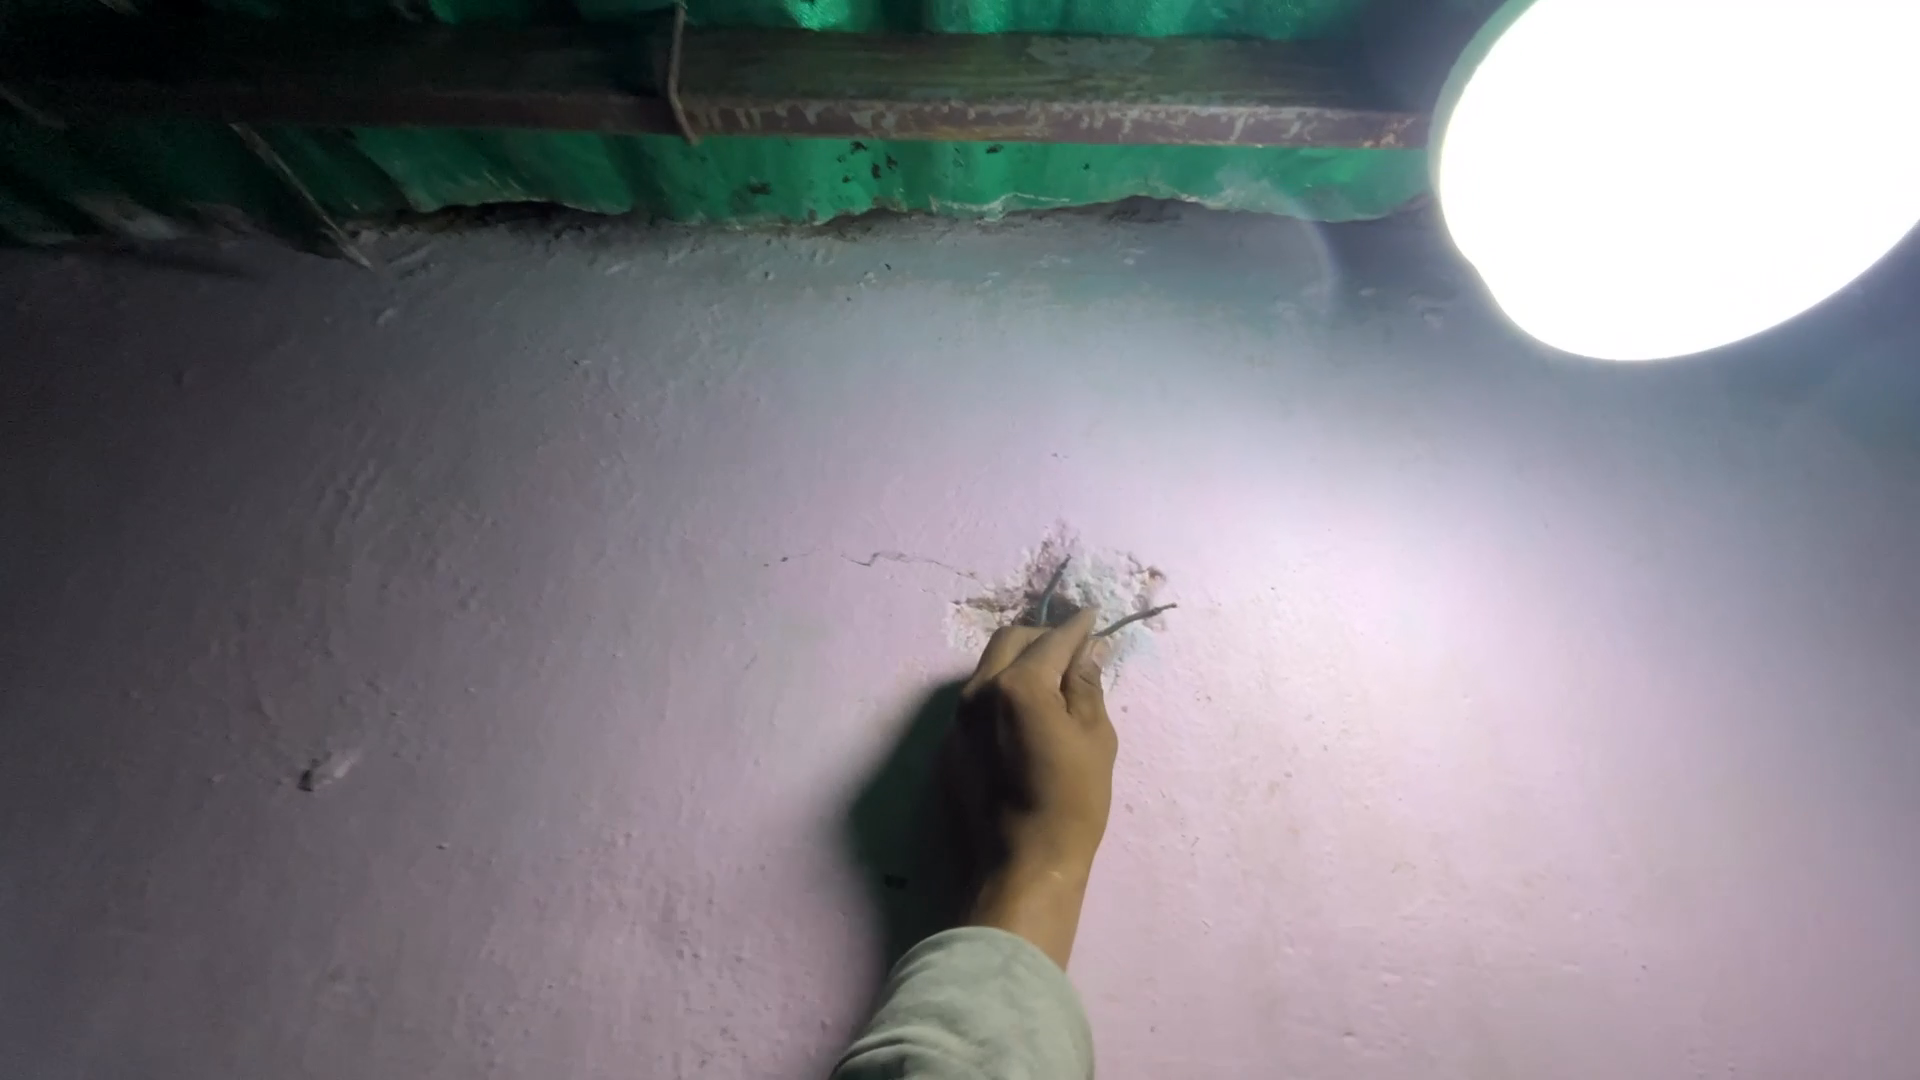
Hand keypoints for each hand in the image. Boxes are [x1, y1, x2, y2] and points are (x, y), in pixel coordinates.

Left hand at [947, 608, 1115, 966]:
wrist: (1020, 868)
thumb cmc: (1071, 804)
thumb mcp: (1095, 739)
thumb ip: (1086, 686)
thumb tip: (1087, 652)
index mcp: (1018, 684)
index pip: (1052, 641)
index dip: (1076, 627)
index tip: (1090, 617)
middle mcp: (978, 690)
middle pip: (1010, 641)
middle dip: (1041, 637)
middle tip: (1069, 648)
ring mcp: (957, 718)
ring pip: (988, 669)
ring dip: (1018, 663)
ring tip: (1047, 680)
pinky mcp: (949, 744)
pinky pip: (976, 702)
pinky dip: (1001, 695)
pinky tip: (1021, 717)